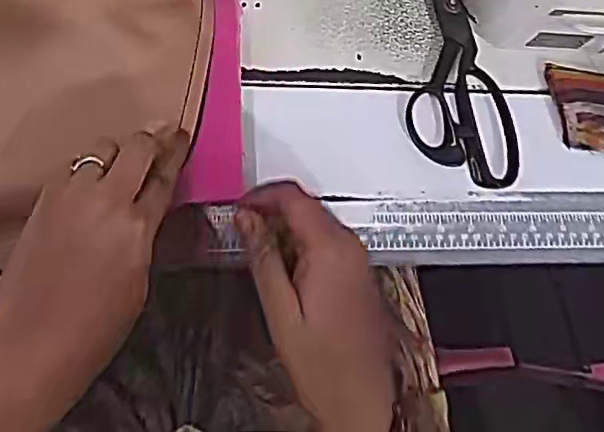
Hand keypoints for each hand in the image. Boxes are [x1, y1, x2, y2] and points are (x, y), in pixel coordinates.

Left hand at [0, 130, 190, 431]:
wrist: (27, 345)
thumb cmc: (91, 331)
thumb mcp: (138, 283)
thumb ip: (145, 234)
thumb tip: (147, 208)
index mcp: (136, 228)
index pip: (164, 176)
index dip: (176, 152)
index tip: (181, 137)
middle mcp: (106, 200)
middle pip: (138, 146)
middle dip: (153, 139)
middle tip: (161, 138)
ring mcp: (72, 194)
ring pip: (103, 148)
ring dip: (117, 153)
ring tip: (120, 165)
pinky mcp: (45, 196)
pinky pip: (74, 165)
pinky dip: (85, 168)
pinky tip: (87, 184)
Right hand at [236, 182, 394, 431]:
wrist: (363, 408)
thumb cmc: (322, 367)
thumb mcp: (281, 312)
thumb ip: (262, 257)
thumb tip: (246, 217)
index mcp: (330, 248)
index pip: (292, 197)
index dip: (261, 195)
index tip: (239, 208)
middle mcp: (349, 245)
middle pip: (305, 205)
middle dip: (272, 211)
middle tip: (244, 229)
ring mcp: (357, 257)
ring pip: (315, 221)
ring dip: (286, 228)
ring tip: (260, 252)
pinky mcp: (359, 271)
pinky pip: (326, 239)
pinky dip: (302, 242)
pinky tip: (286, 269)